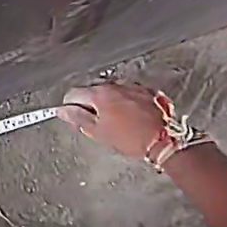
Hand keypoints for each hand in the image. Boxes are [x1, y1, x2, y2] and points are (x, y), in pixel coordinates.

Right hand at [57, 82, 193, 165]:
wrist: (164, 141)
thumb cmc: (130, 138)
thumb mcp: (98, 132)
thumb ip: (77, 118)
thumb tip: (62, 110)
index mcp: (100, 94)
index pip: (73, 94)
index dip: (69, 106)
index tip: (72, 116)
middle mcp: (116, 85)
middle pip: (92, 91)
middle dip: (89, 104)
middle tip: (94, 123)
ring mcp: (133, 87)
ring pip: (111, 92)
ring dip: (108, 103)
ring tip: (114, 122)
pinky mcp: (147, 92)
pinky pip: (128, 94)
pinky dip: (124, 102)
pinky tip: (129, 117)